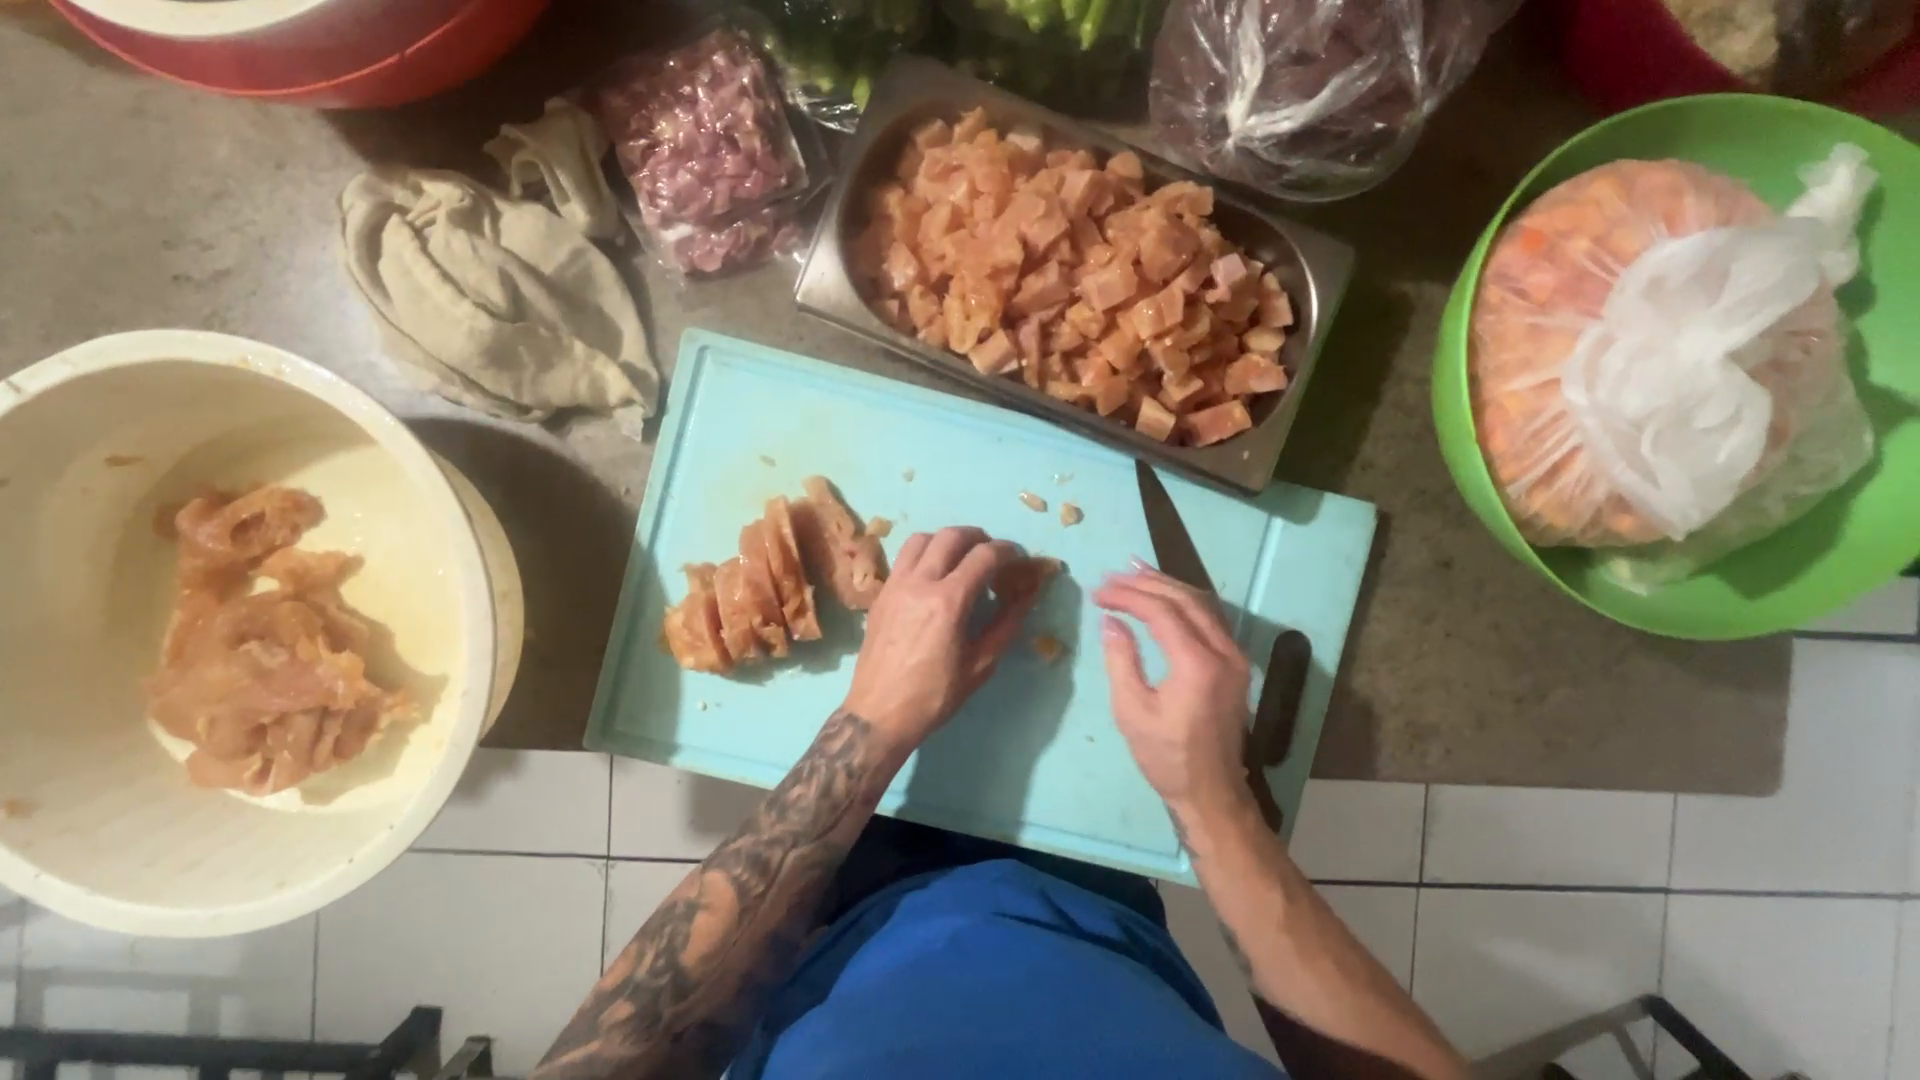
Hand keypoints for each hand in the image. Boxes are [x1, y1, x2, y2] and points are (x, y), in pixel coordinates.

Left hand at [843, 527, 1036, 747]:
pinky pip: (903, 557)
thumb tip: (1027, 595)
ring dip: (947, 540)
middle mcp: (919, 583)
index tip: (1019, 559)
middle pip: (951, 536)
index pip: (984, 556)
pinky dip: (924, 554)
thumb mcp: (980, 665)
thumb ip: (1006, 624)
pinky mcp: (880, 594)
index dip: (1008, 551)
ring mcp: (895, 585)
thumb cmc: (935, 696)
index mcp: (948, 602)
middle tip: (992, 554)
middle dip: (979, 537)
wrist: (879, 714)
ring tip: (961, 558)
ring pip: (921, 538)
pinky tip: (934, 576)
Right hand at [1095, 565, 1250, 814]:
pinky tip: (1165, 596)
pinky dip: (1185, 601)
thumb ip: (1121, 660)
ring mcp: (1235, 657)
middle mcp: (1224, 652)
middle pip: (1186, 599)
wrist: (1211, 791)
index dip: (1128, 596)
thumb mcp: (1132, 711)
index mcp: (1197, 664)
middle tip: (1113, 576)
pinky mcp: (1236, 664)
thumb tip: (1112, 622)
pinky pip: (1211, 619)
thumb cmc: (1166, 757)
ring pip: (1203, 604)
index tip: (1099, 593)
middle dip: (1147, 583)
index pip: (1161, 611)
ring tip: (1135, 572)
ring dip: (1169, 585)